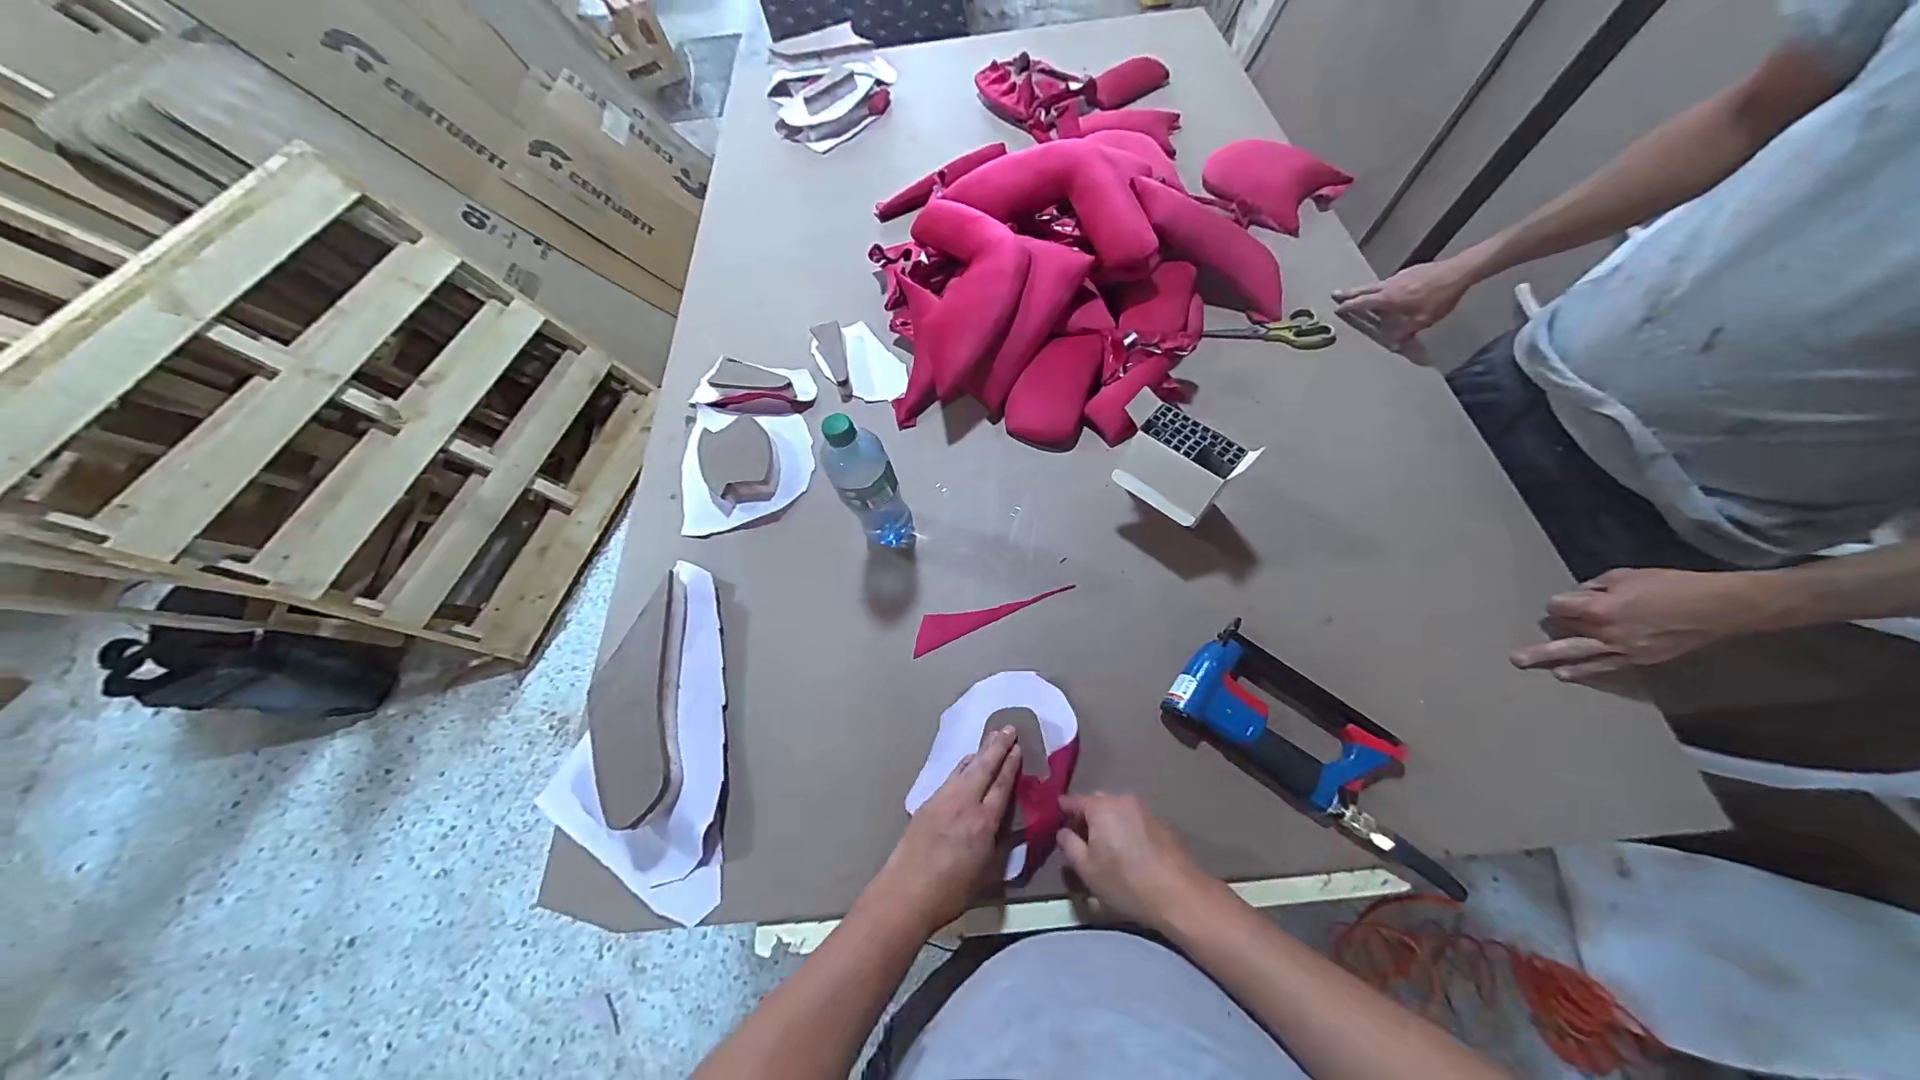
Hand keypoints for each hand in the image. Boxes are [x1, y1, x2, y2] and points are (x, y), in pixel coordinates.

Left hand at [863, 725, 1019, 936]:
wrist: (904, 893)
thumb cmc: (950, 893)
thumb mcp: (986, 873)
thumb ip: (999, 845)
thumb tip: (1009, 827)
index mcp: (983, 823)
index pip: (1002, 785)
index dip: (1012, 765)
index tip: (1019, 748)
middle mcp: (964, 804)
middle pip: (984, 768)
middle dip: (998, 746)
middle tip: (1009, 728)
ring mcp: (943, 801)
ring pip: (965, 769)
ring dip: (980, 752)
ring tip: (992, 738)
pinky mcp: (927, 804)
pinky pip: (951, 777)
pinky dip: (963, 766)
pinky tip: (966, 763)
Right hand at [1056, 793, 1217, 931]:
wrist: (1179, 895)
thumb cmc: (1126, 882)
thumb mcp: (1086, 869)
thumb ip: (1068, 844)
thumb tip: (1063, 831)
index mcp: (1101, 806)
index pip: (1072, 800)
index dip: (1061, 812)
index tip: (1055, 825)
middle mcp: (1123, 799)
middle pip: (1096, 803)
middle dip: (1085, 819)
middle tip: (1080, 843)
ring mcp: (1145, 810)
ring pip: (1116, 812)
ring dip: (1106, 825)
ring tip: (1104, 851)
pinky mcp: (1161, 823)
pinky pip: (1133, 820)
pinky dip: (1124, 831)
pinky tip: (1127, 854)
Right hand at [1332, 258, 1476, 349]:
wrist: (1459, 271)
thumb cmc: (1439, 297)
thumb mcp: (1422, 320)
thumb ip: (1406, 332)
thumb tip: (1395, 344)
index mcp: (1388, 298)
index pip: (1361, 302)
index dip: (1347, 306)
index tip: (1337, 308)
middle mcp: (1389, 285)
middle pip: (1364, 289)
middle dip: (1348, 293)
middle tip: (1336, 294)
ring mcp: (1399, 276)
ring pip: (1377, 284)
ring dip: (1366, 289)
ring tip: (1360, 294)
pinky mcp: (1410, 272)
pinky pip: (1391, 281)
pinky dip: (1383, 287)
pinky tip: (1388, 290)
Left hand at [1511, 567, 1768, 679]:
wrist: (1720, 607)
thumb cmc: (1672, 585)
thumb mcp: (1626, 576)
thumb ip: (1596, 586)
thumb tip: (1580, 594)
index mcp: (1600, 609)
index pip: (1560, 607)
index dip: (1560, 603)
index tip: (1565, 601)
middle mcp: (1606, 632)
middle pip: (1562, 638)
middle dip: (1538, 648)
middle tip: (1514, 657)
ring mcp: (1623, 648)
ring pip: (1580, 657)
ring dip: (1553, 662)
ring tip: (1530, 666)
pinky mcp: (1640, 659)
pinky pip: (1606, 667)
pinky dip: (1585, 671)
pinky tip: (1566, 674)